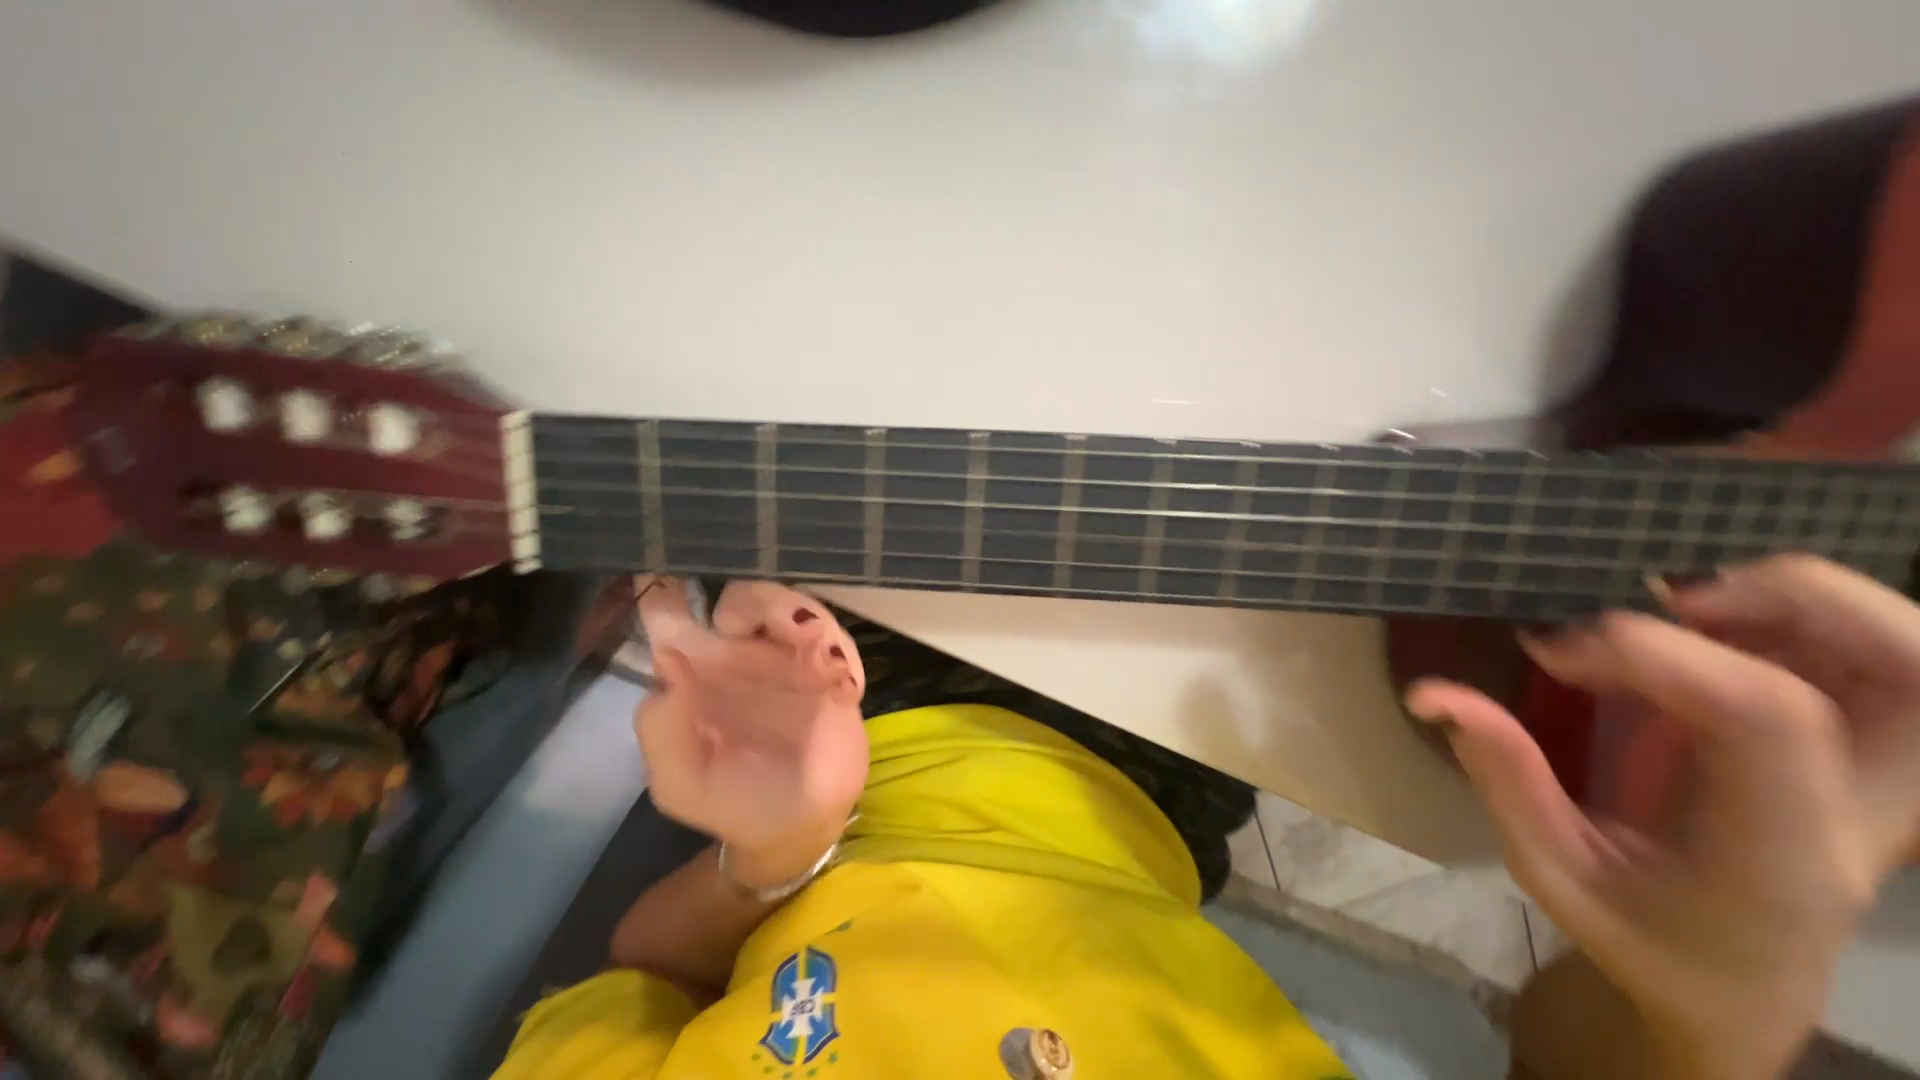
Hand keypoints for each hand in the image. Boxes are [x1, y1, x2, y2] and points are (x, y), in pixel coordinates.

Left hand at [633, 578, 867, 883]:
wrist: (796, 827)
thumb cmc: (730, 800)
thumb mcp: (679, 782)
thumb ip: (662, 728)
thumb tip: (669, 661)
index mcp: (694, 669)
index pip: (667, 610)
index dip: (662, 580)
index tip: (668, 558)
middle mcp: (739, 651)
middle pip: (741, 593)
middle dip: (750, 592)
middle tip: (750, 619)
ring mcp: (787, 657)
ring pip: (790, 605)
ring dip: (795, 610)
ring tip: (806, 637)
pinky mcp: (831, 670)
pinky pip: (835, 640)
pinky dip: (836, 646)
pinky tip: (839, 679)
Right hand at [1406, 555, 1919, 1076]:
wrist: (1741, 982)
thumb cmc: (1641, 936)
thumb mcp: (1551, 870)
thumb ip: (1503, 777)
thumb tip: (1432, 691)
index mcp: (1780, 850)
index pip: (1766, 717)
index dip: (1652, 651)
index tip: (1553, 650)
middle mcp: (1865, 808)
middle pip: (1906, 662)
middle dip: (1784, 596)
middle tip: (1665, 599)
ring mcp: (1891, 775)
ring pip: (1907, 645)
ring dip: (1793, 599)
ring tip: (1683, 611)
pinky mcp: (1875, 748)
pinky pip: (1873, 648)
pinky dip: (1793, 613)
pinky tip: (1710, 632)